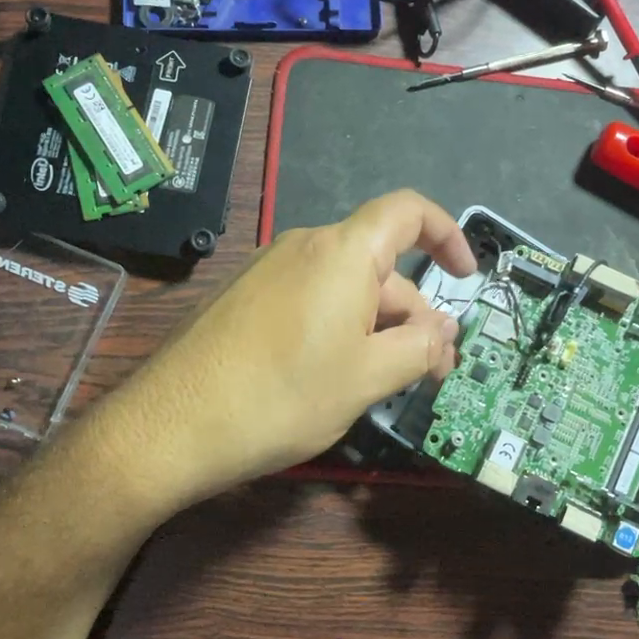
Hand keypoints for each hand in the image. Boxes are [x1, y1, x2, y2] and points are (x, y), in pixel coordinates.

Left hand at [104, 190, 476, 510]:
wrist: (171, 426)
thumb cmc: (281, 398)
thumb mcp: (366, 378)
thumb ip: (417, 348)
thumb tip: (442, 330)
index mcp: (342, 252)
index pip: (409, 212)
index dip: (449, 235)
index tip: (467, 278)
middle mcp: (304, 247)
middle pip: (379, 264)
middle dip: (414, 314)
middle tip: (430, 372)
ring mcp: (268, 272)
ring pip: (345, 288)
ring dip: (377, 328)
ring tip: (386, 383)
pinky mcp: (245, 299)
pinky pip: (310, 301)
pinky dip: (339, 330)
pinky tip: (336, 378)